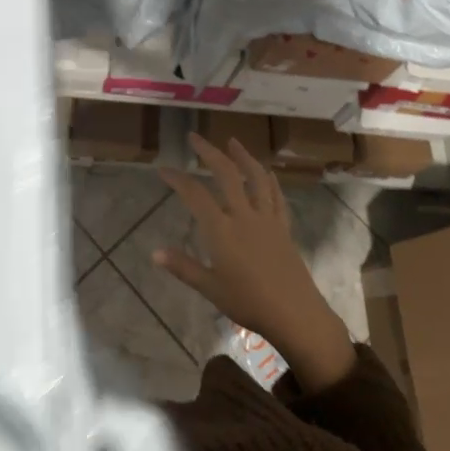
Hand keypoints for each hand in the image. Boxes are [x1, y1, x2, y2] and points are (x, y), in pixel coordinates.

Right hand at [155, 133, 357, 392]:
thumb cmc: (248, 303)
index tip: (163, 168)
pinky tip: (267, 171)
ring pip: (255, 178)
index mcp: (222, 230)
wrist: (294, 313)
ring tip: (232, 141)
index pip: (195, 195)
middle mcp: (244, 216)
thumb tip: (154, 253)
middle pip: (226, 174)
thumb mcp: (210, 288)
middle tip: (195, 137)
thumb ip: (183, 267)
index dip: (178, 179)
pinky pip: (276, 196)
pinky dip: (270, 180)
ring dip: (243, 156)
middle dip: (209, 152)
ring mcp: (267, 219)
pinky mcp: (283, 227)